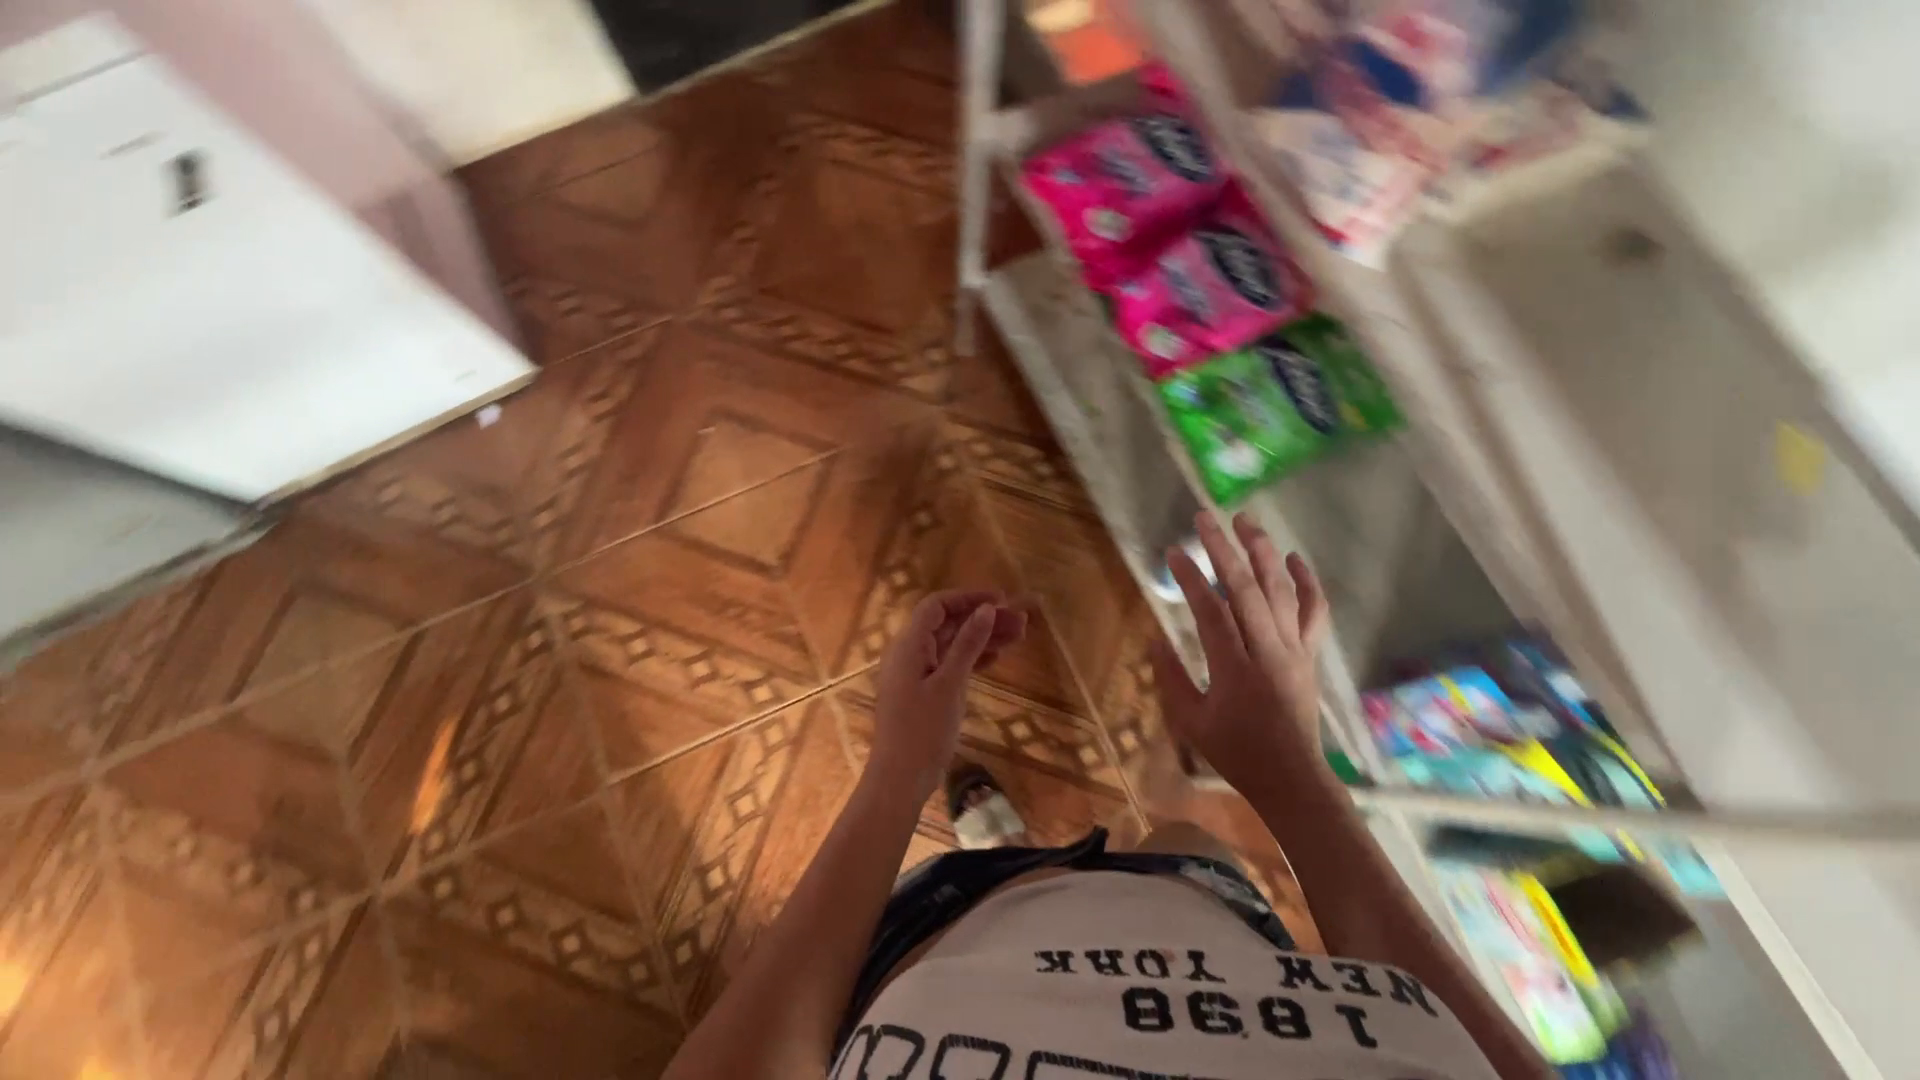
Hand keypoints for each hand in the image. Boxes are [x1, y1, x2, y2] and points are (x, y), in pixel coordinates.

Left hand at [867, 590, 1026, 799]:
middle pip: (947, 624)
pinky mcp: (922, 693)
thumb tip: (986, 610)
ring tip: (1019, 637)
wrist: (900, 778)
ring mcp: (915, 674)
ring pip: (951, 645)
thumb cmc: (923, 730)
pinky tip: (995, 659)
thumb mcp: (950, 684)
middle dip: (983, 619)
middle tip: (1022, 622)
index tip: (1001, 600)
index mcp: (909, 645)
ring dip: (982, 638)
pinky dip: (971, 659)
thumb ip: (968, 644)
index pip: (937, 606)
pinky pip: (948, 665)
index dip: (968, 598)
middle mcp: (909, 654)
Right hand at [1153, 512, 1331, 796]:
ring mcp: (1294, 650)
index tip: (1174, 551)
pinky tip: (1293, 558)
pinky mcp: (1310, 654)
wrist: (1291, 777)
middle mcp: (1268, 651)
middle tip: (1205, 518)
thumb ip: (1171, 677)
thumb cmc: (1234, 752)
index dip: (1191, 578)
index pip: (1211, 611)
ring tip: (1245, 521)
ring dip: (1263, 552)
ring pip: (1280, 591)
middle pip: (1246, 589)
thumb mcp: (1189, 721)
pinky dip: (1306, 583)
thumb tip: (1156, 638)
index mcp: (1234, 669)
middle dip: (1224, 549)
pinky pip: (1314, 612)